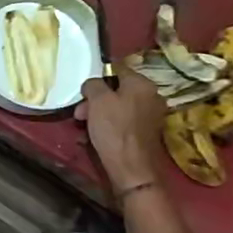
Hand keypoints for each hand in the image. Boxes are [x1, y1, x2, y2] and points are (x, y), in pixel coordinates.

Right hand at [76, 68, 165, 191]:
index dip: (98, 76)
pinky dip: (111, 122)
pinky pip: (125, 118)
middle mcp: (152, 95)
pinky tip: (98, 133)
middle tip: (80, 111)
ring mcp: (152, 113)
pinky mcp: (147, 130)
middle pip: (118, 89)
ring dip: (100, 111)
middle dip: (96, 98)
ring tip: (85, 125)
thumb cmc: (113, 128)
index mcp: (142, 83)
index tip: (83, 89)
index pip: (118, 68)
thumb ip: (94, 84)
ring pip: (120, 104)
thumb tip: (93, 83)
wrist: (130, 164)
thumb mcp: (97, 100)